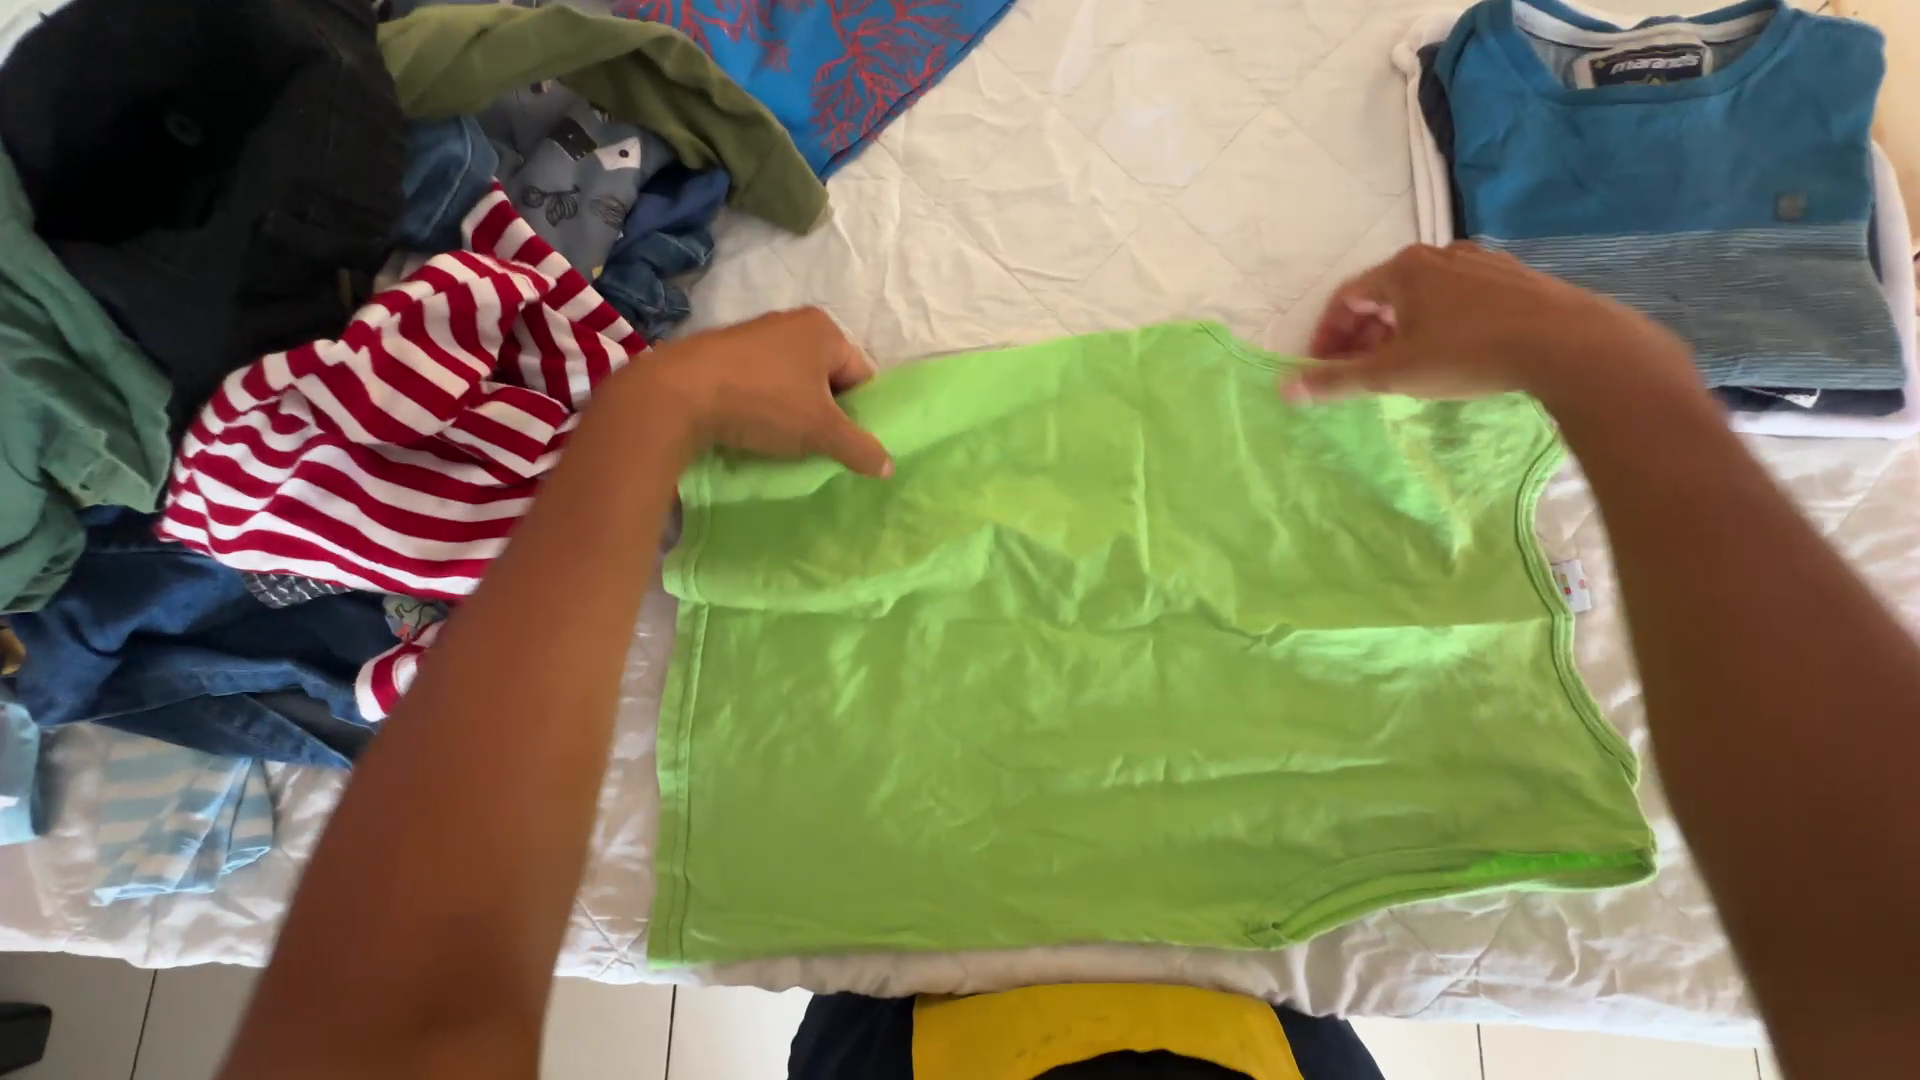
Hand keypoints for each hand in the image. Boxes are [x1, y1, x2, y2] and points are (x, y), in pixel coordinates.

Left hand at [642, 307, 892, 476]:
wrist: (678, 394)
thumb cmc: (764, 402)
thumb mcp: (820, 430)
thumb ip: (859, 447)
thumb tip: (889, 467)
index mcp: (825, 330)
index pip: (862, 375)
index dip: (860, 411)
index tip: (848, 442)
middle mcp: (792, 323)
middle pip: (828, 378)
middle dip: (827, 412)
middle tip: (820, 445)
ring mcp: (755, 335)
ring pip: (793, 382)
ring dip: (796, 412)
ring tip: (786, 442)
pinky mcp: (724, 353)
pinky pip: (762, 383)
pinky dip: (765, 406)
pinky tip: (756, 429)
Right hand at [1283, 242, 1696, 406]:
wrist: (1569, 344)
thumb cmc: (1468, 354)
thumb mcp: (1392, 374)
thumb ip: (1337, 381)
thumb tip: (1285, 390)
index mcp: (1401, 270)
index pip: (1345, 298)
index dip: (1326, 336)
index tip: (1323, 368)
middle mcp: (1436, 256)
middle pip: (1381, 296)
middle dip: (1361, 336)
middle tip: (1357, 372)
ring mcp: (1478, 263)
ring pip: (1418, 298)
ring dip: (1396, 332)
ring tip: (1398, 367)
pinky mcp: (1511, 279)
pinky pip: (1454, 299)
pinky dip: (1433, 324)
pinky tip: (1445, 354)